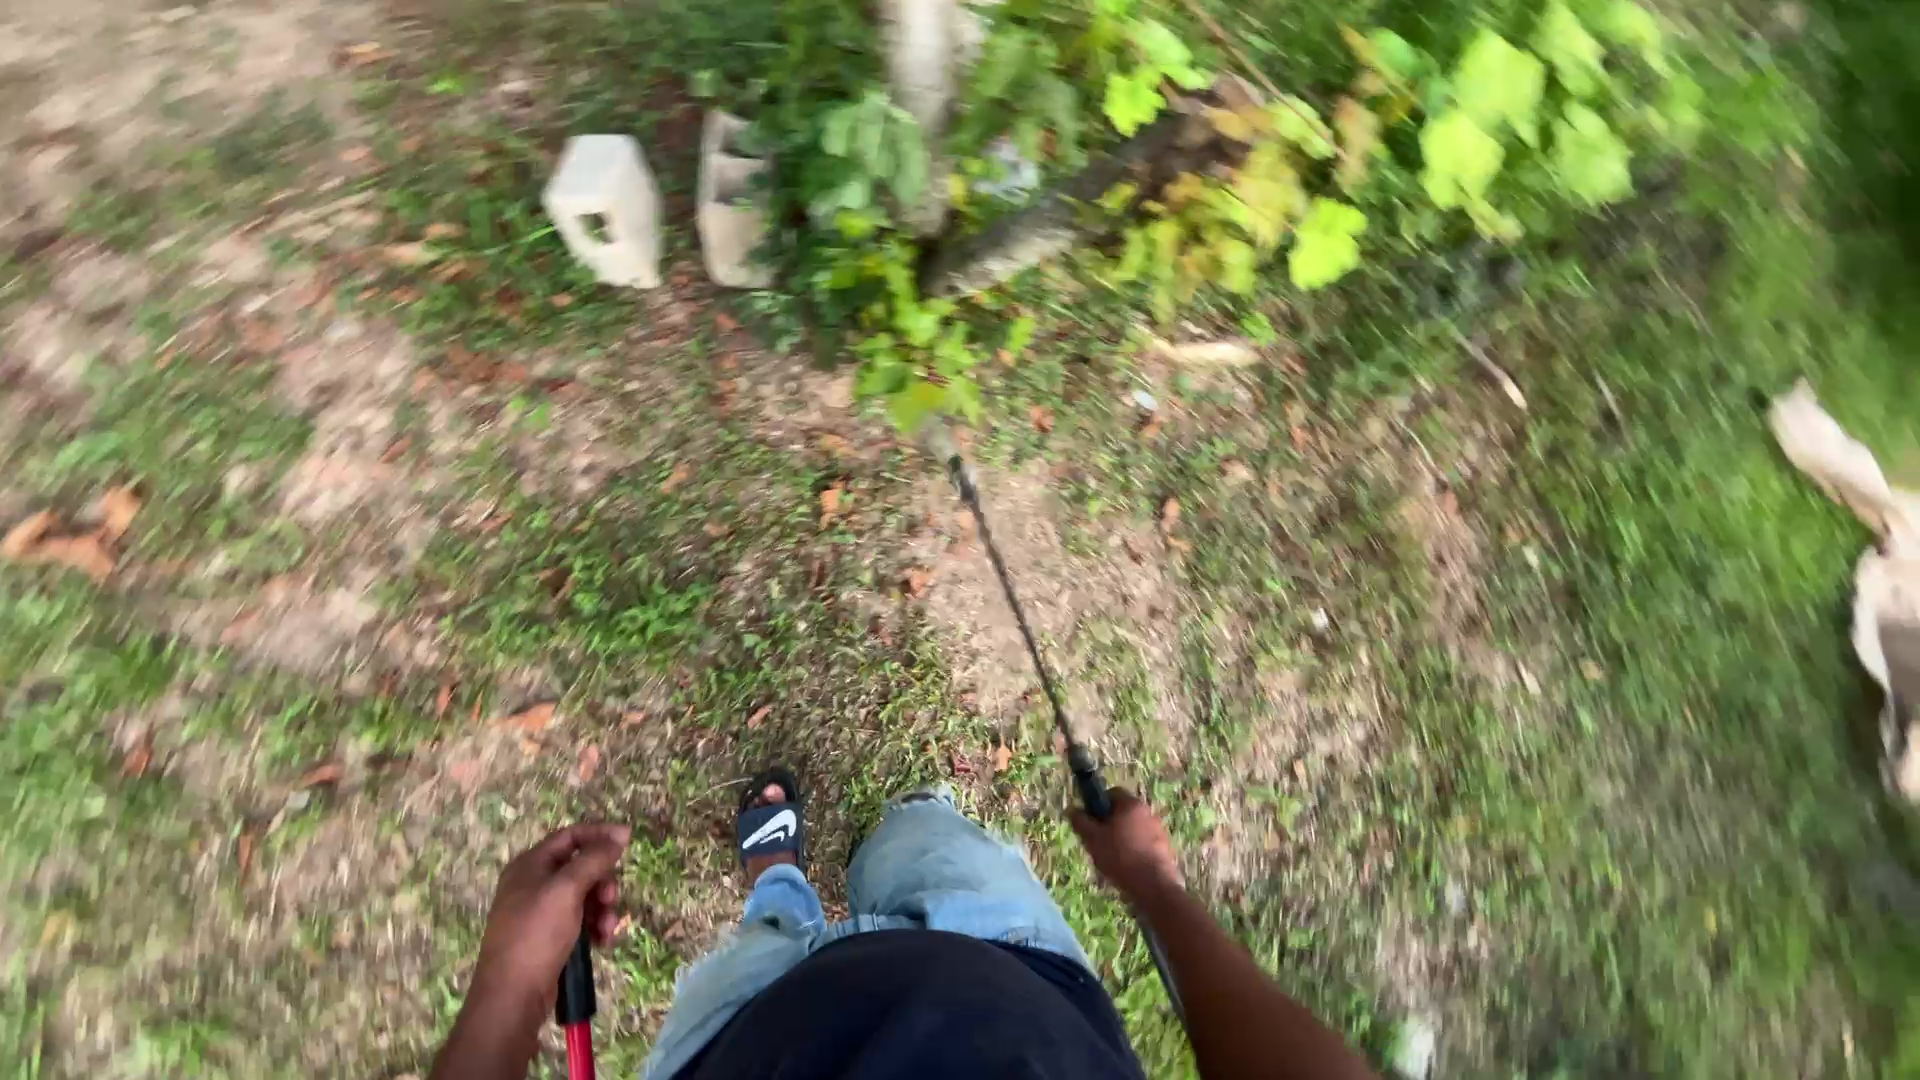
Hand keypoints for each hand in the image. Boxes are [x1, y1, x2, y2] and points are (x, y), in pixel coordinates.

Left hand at [468, 823, 630, 1017]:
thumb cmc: (536, 936)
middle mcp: (533, 885)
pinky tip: (602, 941)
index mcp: (530, 866)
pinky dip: (595, 926)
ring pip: (585, 895)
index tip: (628, 840)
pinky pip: (581, 919)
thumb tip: (620, 834)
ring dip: (603, 907)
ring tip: (607, 927)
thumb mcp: (567, 890)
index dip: (600, 834)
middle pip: (581, 866)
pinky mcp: (549, 937)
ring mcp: (540, 913)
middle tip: (611, 897)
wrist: (512, 999)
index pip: (570, 836)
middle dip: (603, 880)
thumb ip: (595, 858)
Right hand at [1069, 788, 1183, 903]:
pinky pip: (1143, 844)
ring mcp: (1158, 831)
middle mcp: (1147, 812)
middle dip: (1109, 825)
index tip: (1090, 822)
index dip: (1097, 805)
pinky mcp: (1164, 849)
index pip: (1111, 793)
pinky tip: (1127, 868)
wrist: (1154, 886)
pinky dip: (1133, 851)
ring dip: (1121, 839)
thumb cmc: (1120, 856)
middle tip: (1098, 842)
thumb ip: (1080, 821)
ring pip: (1132, 829)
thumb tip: (1071, 809)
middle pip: (1122, 812)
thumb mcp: (1093, 839)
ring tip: (1111, 859)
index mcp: (1131, 804)